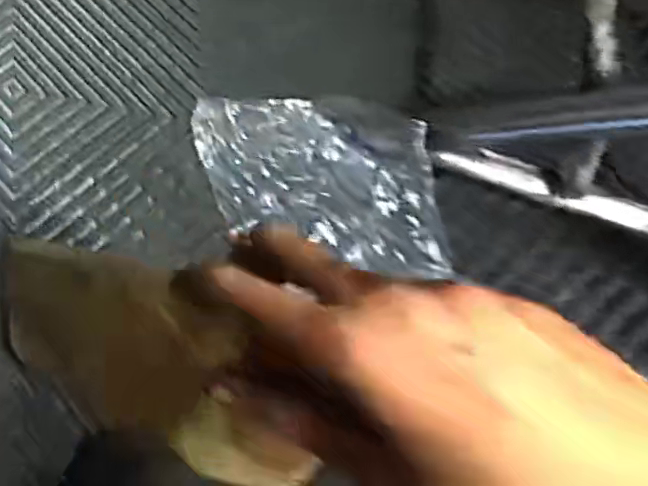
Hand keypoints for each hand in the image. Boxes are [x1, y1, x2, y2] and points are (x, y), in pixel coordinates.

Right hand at [193, 225, 647, 485]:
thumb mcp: (395, 478)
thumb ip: (304, 422)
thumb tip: (226, 386)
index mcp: (349, 340)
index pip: (240, 286)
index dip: (203, 281)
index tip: (189, 285)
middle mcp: (388, 297)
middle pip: (290, 246)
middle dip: (258, 256)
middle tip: (257, 281)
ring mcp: (458, 294)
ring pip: (373, 281)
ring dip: (359, 305)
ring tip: (398, 360)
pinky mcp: (521, 304)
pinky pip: (446, 299)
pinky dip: (431, 322)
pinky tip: (474, 372)